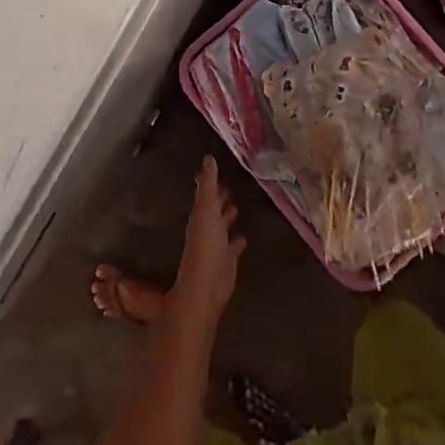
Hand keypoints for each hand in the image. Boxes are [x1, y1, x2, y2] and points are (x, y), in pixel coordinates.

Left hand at [170, 157, 245, 325]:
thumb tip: (208, 158)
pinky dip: (237, 241)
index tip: (217, 169)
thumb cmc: (205, 246)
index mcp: (201, 215)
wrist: (206, 286)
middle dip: (220, 198)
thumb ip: (208, 186)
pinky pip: (232, 246)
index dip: (210, 183)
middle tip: (228, 186)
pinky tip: (243, 237)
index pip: (206, 194)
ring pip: (223, 226)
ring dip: (228, 216)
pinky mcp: (227, 260)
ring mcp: (218, 244)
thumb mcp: (206, 210)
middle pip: (214, 209)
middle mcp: (208, 228)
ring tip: (236, 206)